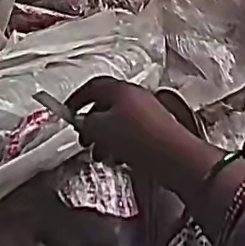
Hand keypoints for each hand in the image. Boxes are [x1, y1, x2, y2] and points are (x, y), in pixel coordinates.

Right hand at [67, 78, 218, 193]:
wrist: (176, 159)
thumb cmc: (137, 139)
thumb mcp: (102, 130)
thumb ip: (86, 123)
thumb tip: (81, 122)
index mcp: (119, 88)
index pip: (92, 87)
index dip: (77, 99)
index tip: (67, 111)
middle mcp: (134, 94)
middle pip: (106, 103)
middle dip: (92, 121)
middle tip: (84, 137)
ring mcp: (148, 110)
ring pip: (119, 119)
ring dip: (106, 135)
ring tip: (101, 153)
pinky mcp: (158, 129)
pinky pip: (132, 131)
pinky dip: (121, 142)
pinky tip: (120, 158)